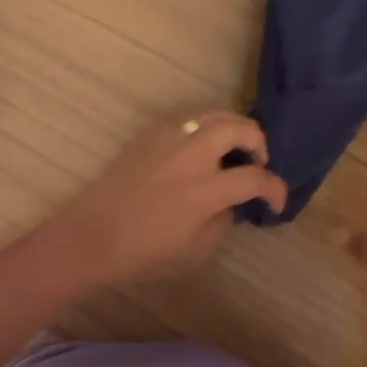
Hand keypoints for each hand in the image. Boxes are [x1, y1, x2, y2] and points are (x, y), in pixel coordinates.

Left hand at [42, 111, 287, 287]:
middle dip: (257, 141)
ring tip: (232, 148)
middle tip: (258, 160)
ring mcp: (167, 139)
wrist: (91, 234)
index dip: (275, 189)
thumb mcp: (195, 250)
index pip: (255, 178)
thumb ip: (221, 221)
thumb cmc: (143, 253)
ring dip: (231, 126)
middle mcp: (190, 155)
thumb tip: (230, 201)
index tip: (276, 202)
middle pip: (237, 128)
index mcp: (204, 190)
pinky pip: (185, 118)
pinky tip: (200, 146)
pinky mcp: (147, 134)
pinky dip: (203, 125)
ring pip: (211, 114)